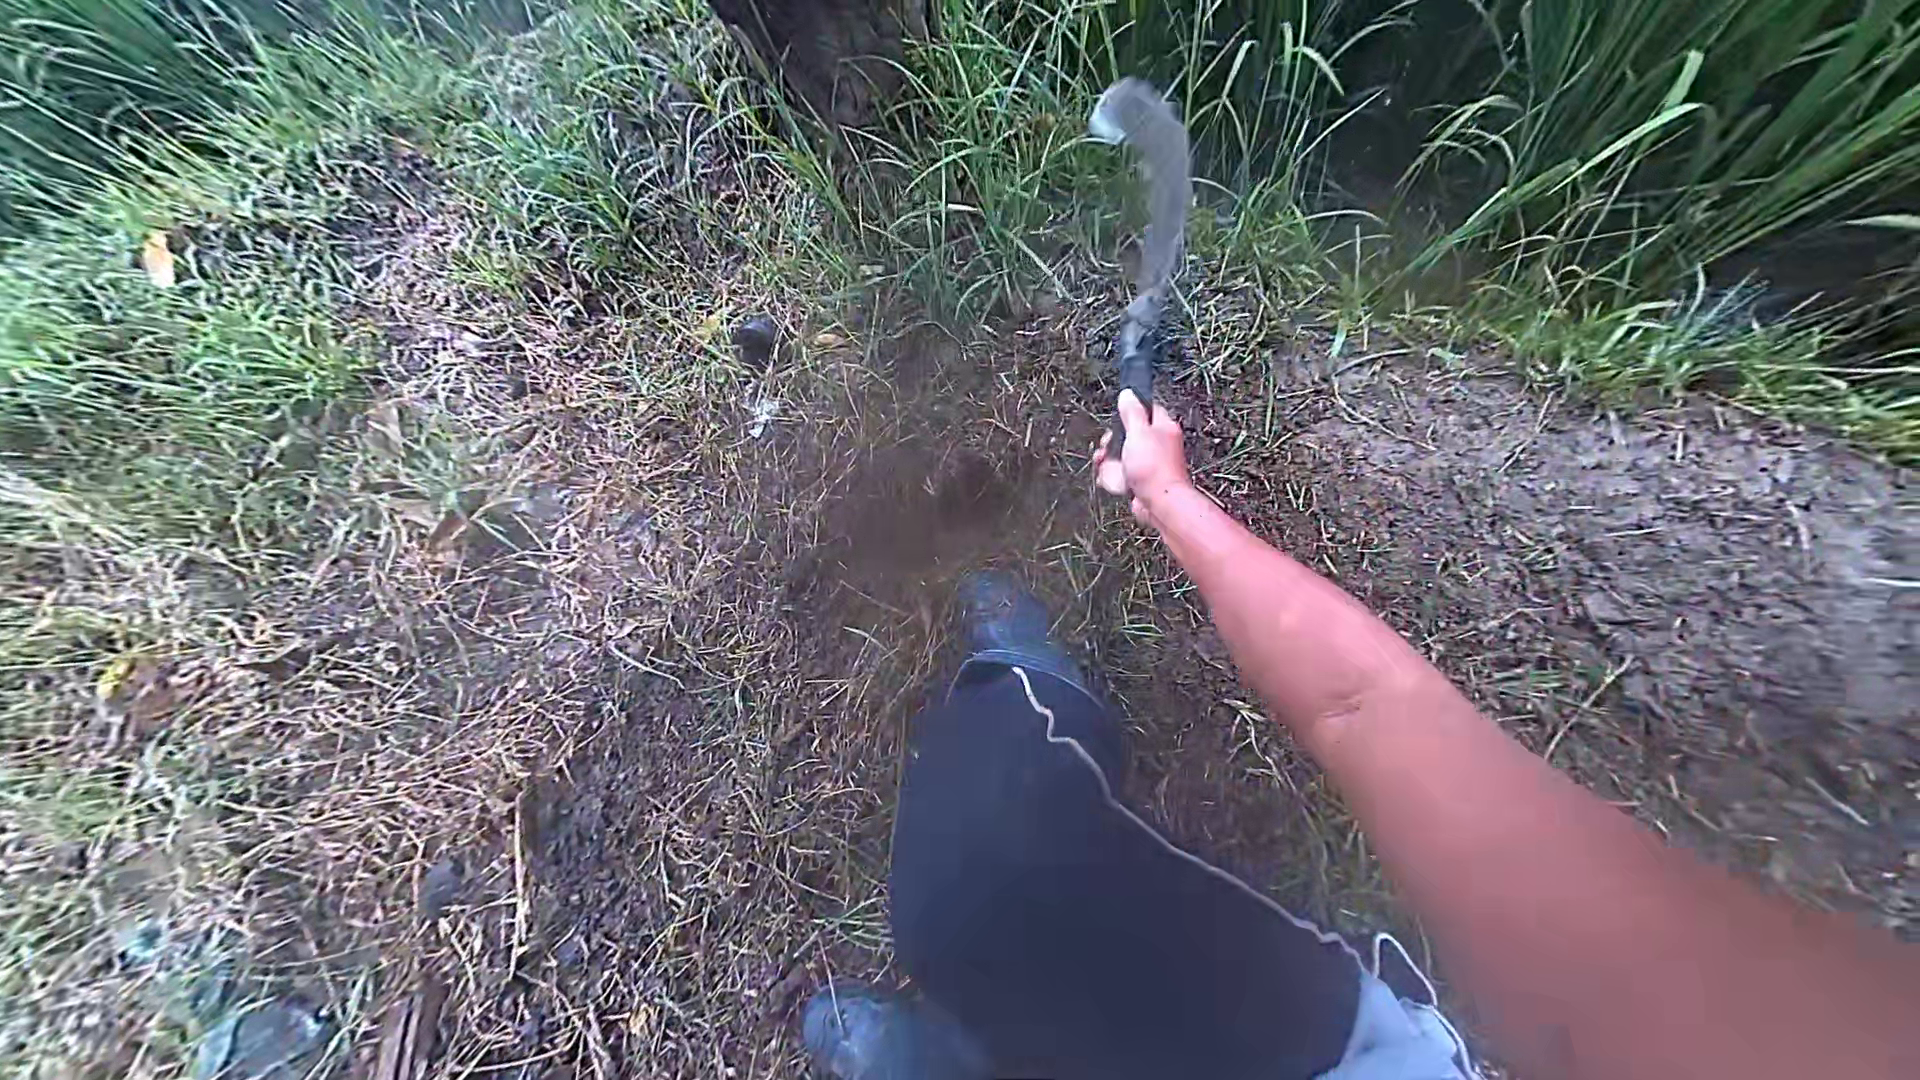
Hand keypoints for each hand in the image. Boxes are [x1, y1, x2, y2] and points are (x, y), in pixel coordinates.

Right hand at [1093, 389, 1190, 525]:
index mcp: (1163, 427)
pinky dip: (1112, 478)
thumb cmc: (1153, 468)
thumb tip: (1127, 394)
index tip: (1116, 421)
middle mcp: (1158, 444)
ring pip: (1122, 456)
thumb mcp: (1138, 432)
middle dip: (1112, 441)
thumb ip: (1131, 412)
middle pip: (1129, 434)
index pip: (1146, 409)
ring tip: (1104, 465)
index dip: (1128, 412)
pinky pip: (1121, 475)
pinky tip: (1109, 480)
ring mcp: (1149, 464)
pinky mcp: (1141, 481)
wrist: (1160, 503)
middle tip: (1107, 447)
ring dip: (1108, 461)